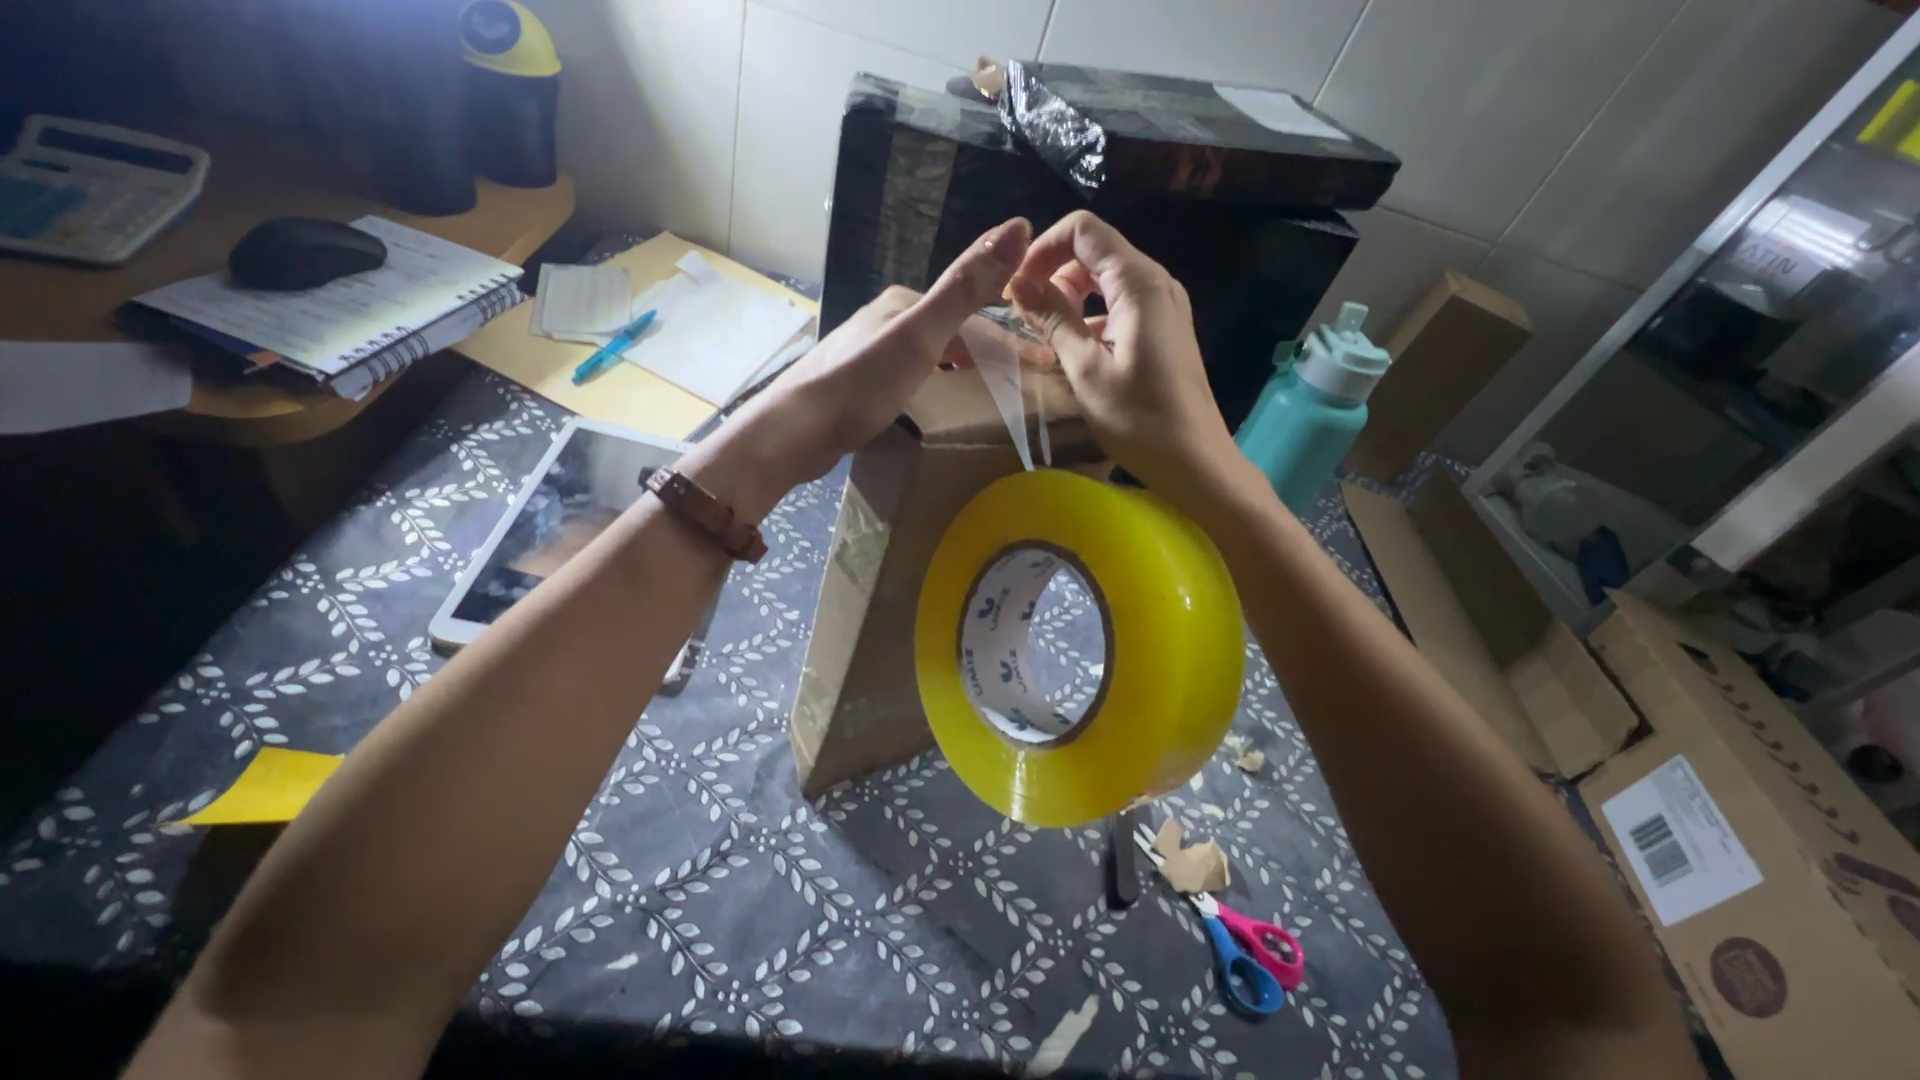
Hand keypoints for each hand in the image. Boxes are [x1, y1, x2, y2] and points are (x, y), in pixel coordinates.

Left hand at [682, 217, 1032, 516]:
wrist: (794, 432)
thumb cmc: (861, 384)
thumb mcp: (921, 335)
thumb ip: (966, 288)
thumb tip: (1018, 225)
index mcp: (902, 303)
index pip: (971, 315)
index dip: (1010, 341)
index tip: (1044, 365)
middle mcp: (884, 320)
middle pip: (950, 335)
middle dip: (986, 356)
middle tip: (1022, 387)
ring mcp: (868, 353)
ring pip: (930, 358)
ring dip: (960, 374)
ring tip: (989, 401)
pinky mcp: (857, 386)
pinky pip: (910, 381)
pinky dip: (934, 391)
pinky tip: (937, 410)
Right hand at [1006, 211, 1243, 506]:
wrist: (1196, 462)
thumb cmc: (1139, 419)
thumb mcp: (1085, 369)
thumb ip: (1052, 319)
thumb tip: (1018, 284)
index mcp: (1138, 282)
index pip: (1083, 230)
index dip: (1043, 248)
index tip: (1016, 286)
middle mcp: (1155, 282)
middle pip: (1094, 251)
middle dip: (1052, 273)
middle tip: (1022, 315)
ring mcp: (1163, 305)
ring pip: (1105, 279)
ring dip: (1069, 298)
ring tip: (1041, 336)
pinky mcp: (1163, 329)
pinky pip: (1119, 305)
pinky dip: (1090, 317)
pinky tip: (1070, 351)